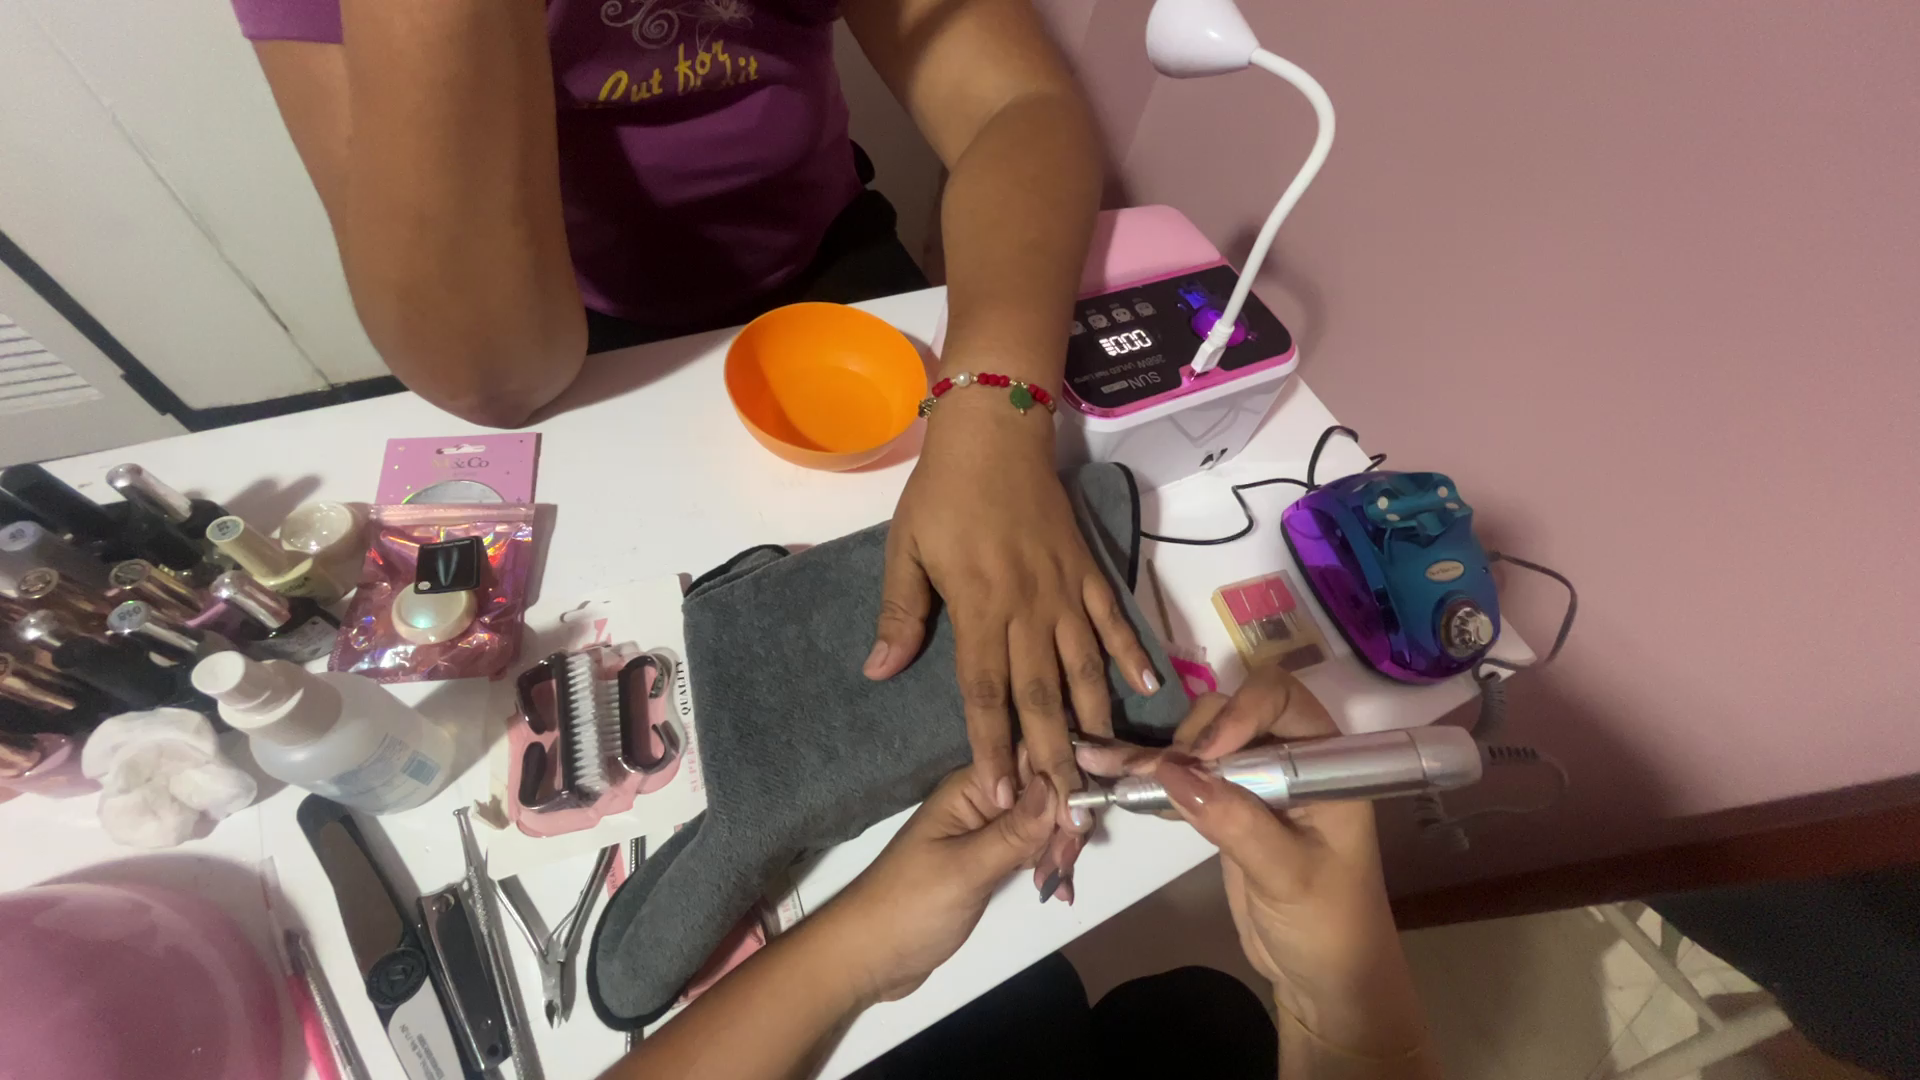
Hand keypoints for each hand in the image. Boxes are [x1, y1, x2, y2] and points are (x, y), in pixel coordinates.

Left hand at [815, 767, 1058, 1002]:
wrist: (870, 956)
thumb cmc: (909, 905)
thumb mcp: (966, 869)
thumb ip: (1015, 831)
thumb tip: (1058, 782)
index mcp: (972, 787)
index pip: (1029, 760)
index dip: (1063, 779)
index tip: (1084, 816)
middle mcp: (983, 799)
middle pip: (1043, 791)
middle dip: (1065, 823)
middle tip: (1065, 863)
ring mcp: (987, 830)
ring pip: (1043, 822)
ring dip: (1059, 848)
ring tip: (1059, 883)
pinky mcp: (990, 859)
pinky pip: (1032, 849)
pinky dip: (1048, 866)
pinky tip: (1057, 892)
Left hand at [868, 391, 1155, 828]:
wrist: (995, 436)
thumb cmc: (942, 495)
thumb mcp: (905, 549)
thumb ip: (900, 613)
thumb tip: (879, 672)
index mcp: (979, 609)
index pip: (986, 693)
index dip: (992, 747)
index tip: (999, 795)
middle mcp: (1028, 611)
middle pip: (1041, 695)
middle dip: (1049, 754)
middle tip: (1063, 807)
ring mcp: (1066, 592)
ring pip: (1084, 667)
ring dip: (1094, 720)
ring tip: (1106, 768)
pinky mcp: (1089, 571)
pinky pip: (1114, 619)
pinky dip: (1130, 653)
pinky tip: (1147, 686)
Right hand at [1077, 667, 1431, 1061]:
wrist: (1322, 979)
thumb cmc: (1328, 926)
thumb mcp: (1288, 875)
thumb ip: (1235, 820)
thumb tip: (1170, 770)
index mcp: (1324, 761)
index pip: (1281, 699)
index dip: (1239, 710)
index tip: (1205, 752)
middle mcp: (1288, 757)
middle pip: (1231, 709)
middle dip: (1193, 735)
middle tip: (1159, 775)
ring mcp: (1255, 778)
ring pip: (1201, 737)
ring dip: (1162, 754)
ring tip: (1120, 772)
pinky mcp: (1226, 801)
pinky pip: (1187, 774)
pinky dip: (1153, 775)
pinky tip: (1117, 774)